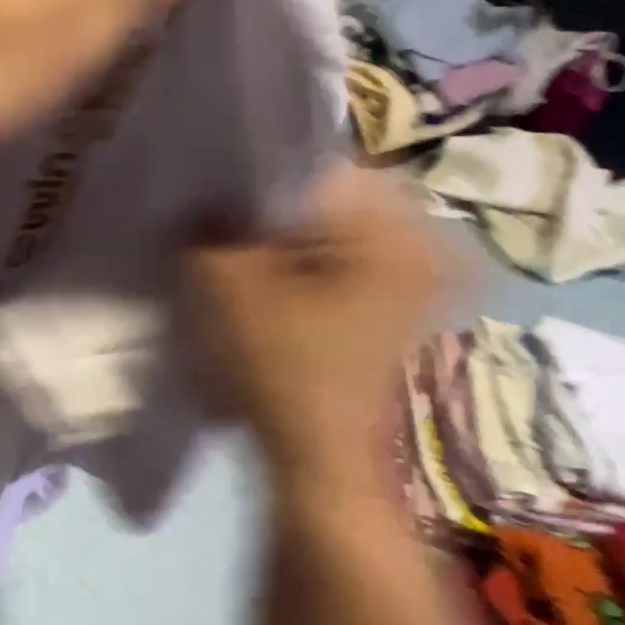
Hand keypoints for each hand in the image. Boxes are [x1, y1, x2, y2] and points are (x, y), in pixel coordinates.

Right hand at [184, 168, 452, 485]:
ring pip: (327, 231)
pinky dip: (291, 264)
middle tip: (206, 220)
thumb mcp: (225, 288)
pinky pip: (336, 261)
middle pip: (325, 198)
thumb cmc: (279, 369)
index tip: (202, 190)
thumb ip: (205, 231)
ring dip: (273, 238)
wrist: (317, 459)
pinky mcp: (393, 306)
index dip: (250, 174)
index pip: (316, 165)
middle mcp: (426, 242)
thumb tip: (198, 204)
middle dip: (262, 208)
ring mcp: (416, 278)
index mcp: (400, 230)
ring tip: (223, 251)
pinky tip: (251, 281)